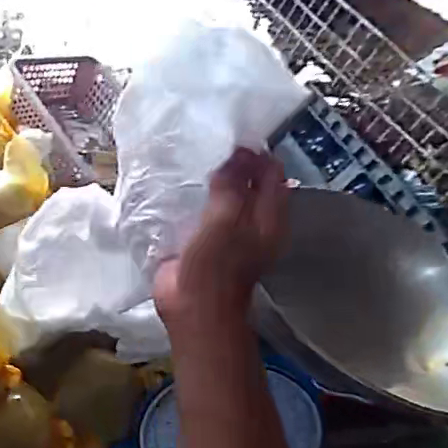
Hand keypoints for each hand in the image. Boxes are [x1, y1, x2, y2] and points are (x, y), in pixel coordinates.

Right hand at [152, 147, 288, 340]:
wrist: (193, 308)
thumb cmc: (215, 267)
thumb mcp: (225, 220)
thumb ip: (231, 186)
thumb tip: (234, 156)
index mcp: (269, 217)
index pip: (271, 173)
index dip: (254, 154)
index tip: (228, 140)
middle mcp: (253, 222)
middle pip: (248, 183)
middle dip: (232, 165)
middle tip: (206, 147)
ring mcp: (227, 234)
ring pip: (223, 197)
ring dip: (210, 182)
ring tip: (189, 163)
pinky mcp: (202, 243)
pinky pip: (201, 214)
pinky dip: (193, 201)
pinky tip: (176, 191)